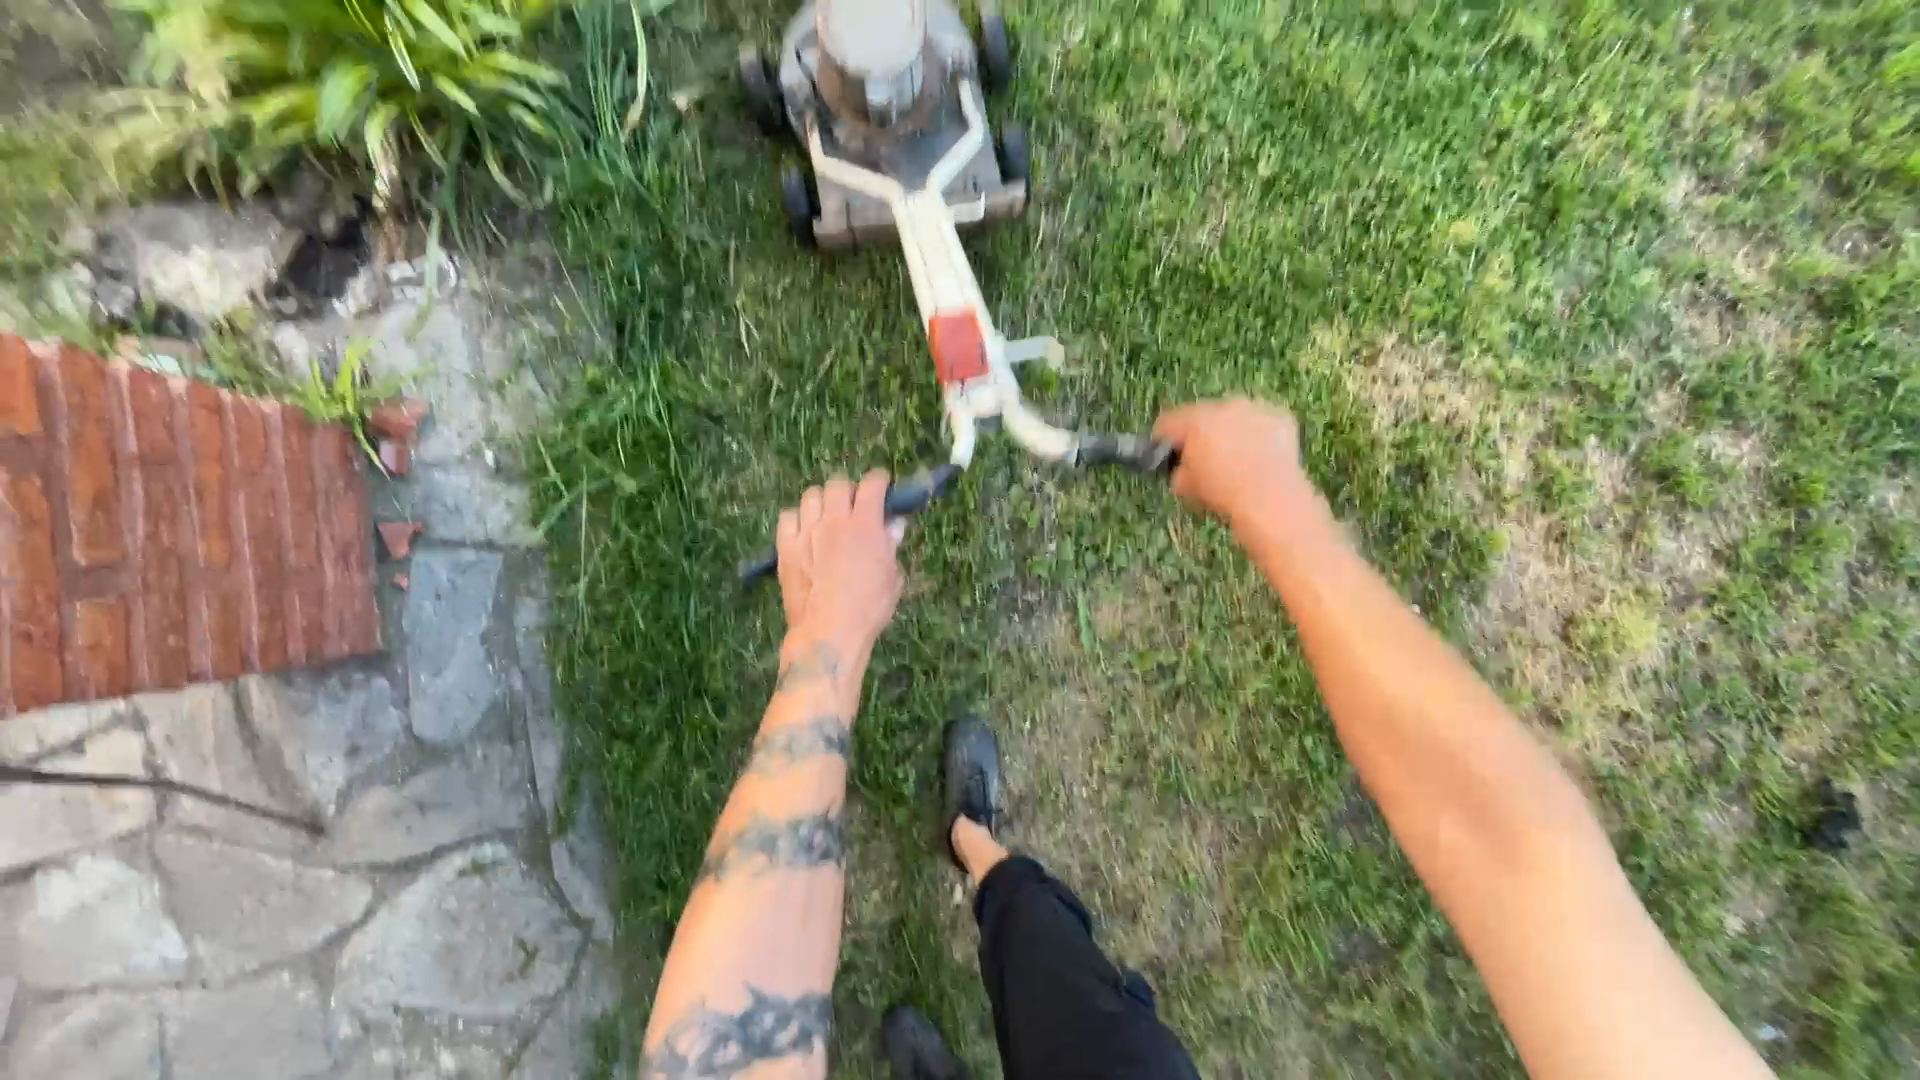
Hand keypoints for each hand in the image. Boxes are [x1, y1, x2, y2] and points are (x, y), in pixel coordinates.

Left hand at [776, 470, 904, 652]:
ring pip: (811, 496)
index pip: (872, 484)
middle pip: (838, 484)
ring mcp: (806, 531)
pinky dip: (797, 519)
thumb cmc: (869, 608)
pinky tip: (804, 532)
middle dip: (849, 490)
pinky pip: (788, 517)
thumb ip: (891, 545)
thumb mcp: (893, 576)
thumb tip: (893, 525)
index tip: (882, 486)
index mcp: (865, 525)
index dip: (879, 481)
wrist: (829, 631)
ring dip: (823, 502)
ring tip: (827, 517)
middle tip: (854, 506)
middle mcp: (834, 520)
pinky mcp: (785, 546)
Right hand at [1153, 398, 1321, 536]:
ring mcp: (1255, 408)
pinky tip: (1261, 454)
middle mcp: (1224, 406)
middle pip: (1203, 414)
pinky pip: (1263, 421)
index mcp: (1194, 421)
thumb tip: (1183, 468)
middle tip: (1205, 456)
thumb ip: (1178, 470)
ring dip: (1231, 429)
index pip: (1168, 421)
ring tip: (1238, 455)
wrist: (1270, 498)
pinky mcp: (1281, 416)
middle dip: (1201, 432)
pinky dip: (1260, 433)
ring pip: (1235, 414)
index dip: (1163, 437)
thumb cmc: (1222, 493)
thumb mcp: (1185, 487)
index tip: (1166, 450)